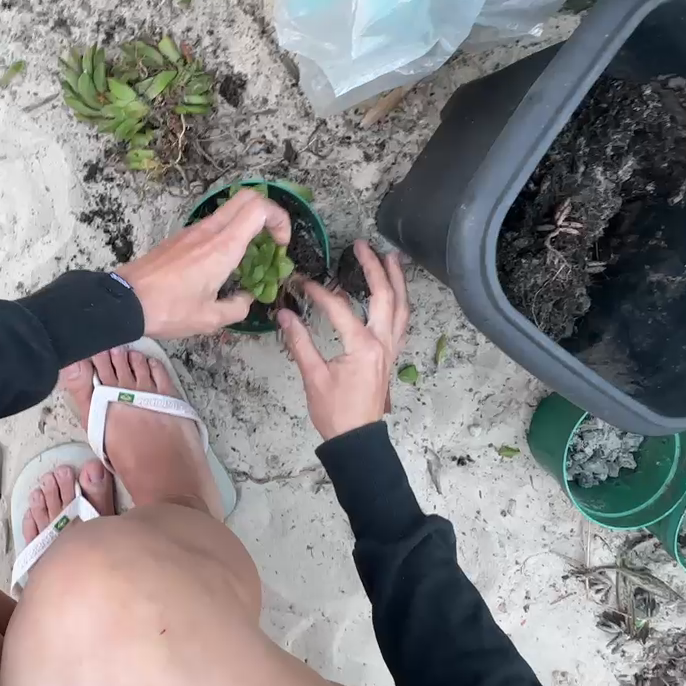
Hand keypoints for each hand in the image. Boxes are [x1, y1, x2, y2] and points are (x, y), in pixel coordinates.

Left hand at [115, 186, 292, 338]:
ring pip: (229, 210)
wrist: (125, 302)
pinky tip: (222, 262)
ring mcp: (192, 231)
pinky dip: (227, 233)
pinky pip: (212, 224)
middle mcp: (209, 231)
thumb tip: (246, 299)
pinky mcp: (179, 238)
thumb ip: (237, 308)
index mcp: (223, 247)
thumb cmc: (168, 309)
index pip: (260, 208)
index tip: (281, 245)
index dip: (280, 220)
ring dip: (246, 223)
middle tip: (272, 240)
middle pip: (247, 197)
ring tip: (249, 256)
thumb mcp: (209, 319)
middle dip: (268, 213)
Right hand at [275, 241, 409, 440]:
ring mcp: (391, 348)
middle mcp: (383, 342)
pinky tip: (395, 292)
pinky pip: (401, 321)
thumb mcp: (313, 377)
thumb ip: (299, 342)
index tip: (302, 282)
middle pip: (384, 296)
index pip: (339, 308)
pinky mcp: (391, 355)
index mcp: (362, 346)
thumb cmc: (335, 412)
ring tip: (392, 257)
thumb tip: (284, 314)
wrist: (357, 439)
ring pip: (401, 307)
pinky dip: (400, 301)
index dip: (319, 292)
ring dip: (396, 280)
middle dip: (374, 268)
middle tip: (362, 246)